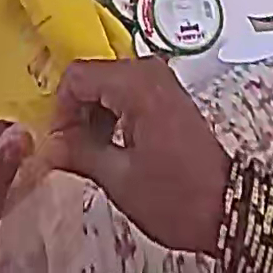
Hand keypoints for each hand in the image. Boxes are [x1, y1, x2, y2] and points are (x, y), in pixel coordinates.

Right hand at [46, 58, 230, 254]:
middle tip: (73, 153)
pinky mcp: (166, 92)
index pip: (78, 75)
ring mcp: (160, 79)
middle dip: (77, 112)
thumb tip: (48, 145)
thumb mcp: (119, 177)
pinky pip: (126, 90)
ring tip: (95, 154)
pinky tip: (114, 146)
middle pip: (93, 76)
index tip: (61, 143)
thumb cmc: (173, 193)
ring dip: (94, 114)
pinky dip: (112, 113)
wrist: (225, 202)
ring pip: (108, 83)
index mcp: (136, 83)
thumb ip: (79, 153)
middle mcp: (148, 70)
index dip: (62, 109)